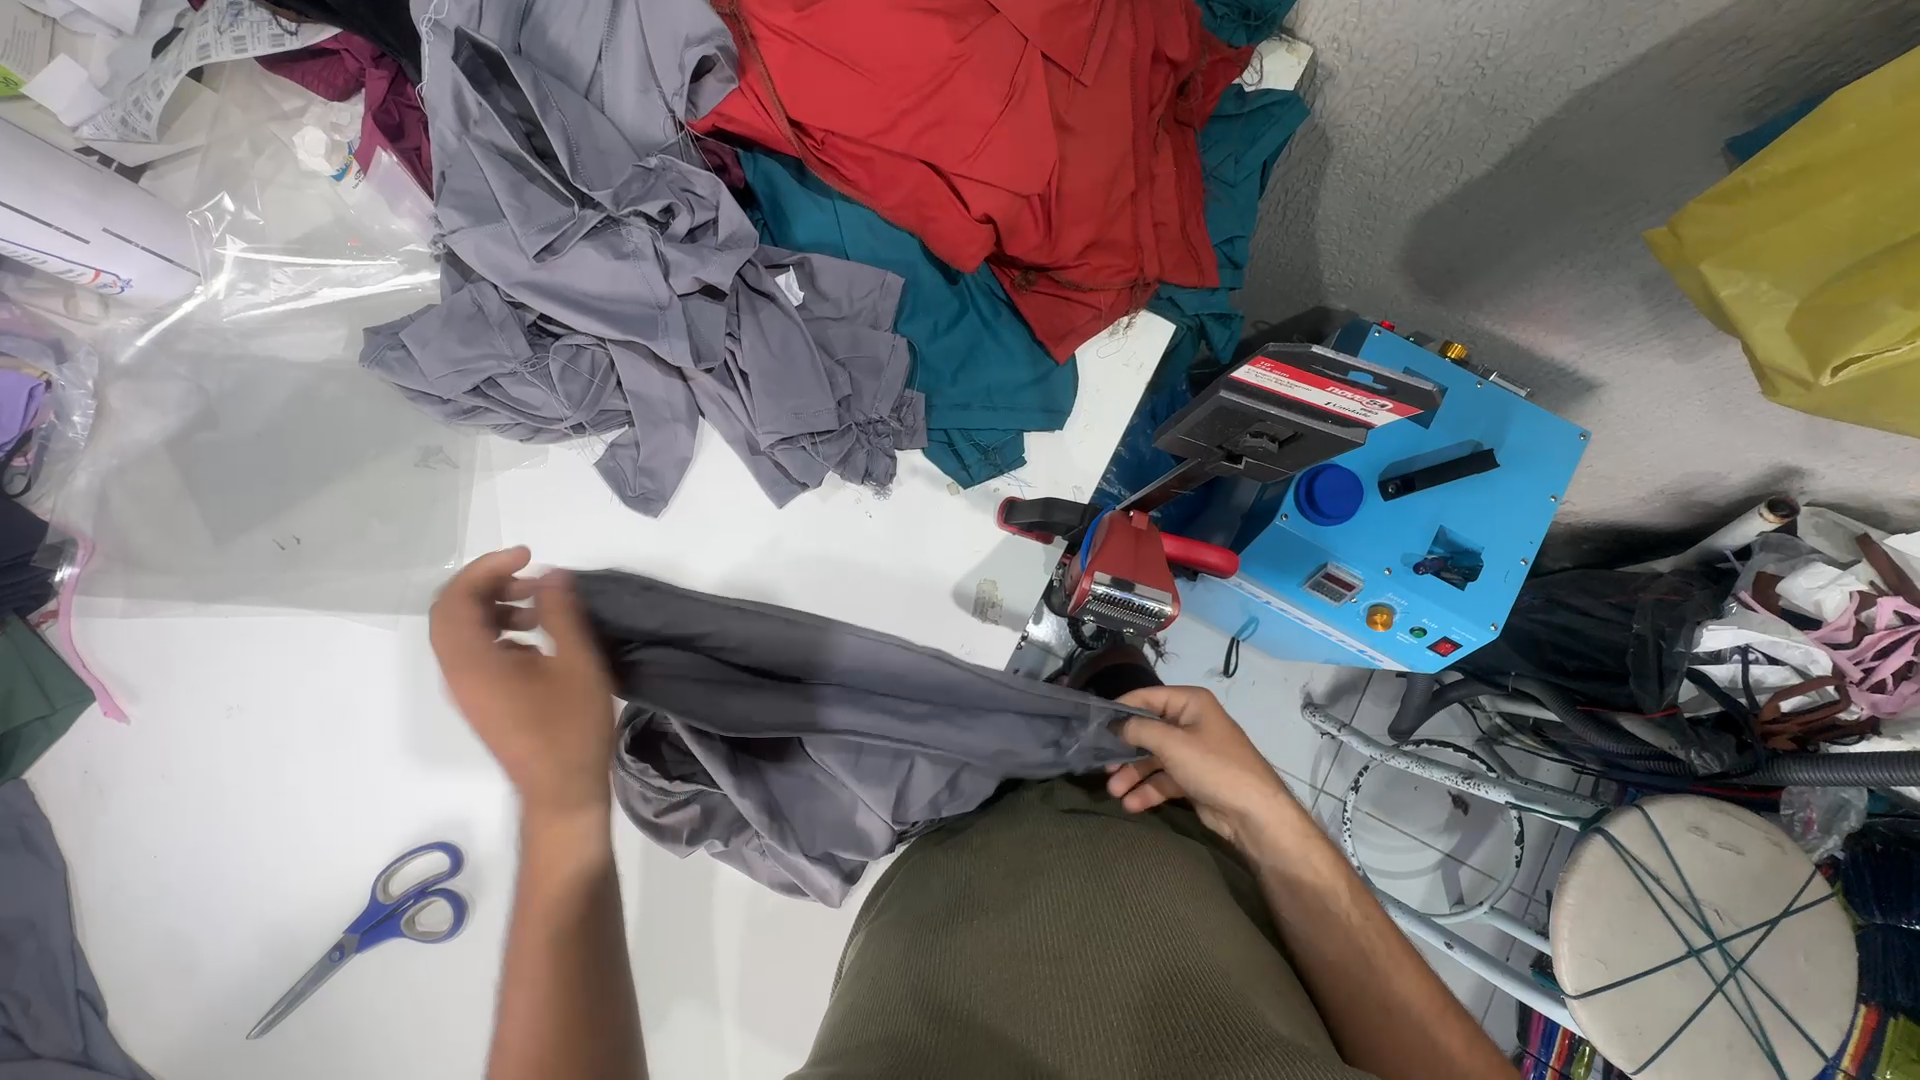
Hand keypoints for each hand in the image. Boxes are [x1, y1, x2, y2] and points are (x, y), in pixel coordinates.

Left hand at [429, 547, 617, 821]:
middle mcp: (458, 674)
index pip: (455, 600)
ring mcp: (468, 690)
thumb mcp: (576, 663)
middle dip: (490, 585)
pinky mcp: (483, 701)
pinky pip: (476, 653)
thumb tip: (549, 575)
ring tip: (540, 608)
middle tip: (533, 579)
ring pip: (463, 633)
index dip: (486, 569)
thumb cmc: (571, 727)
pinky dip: (500, 632)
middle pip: (452, 613)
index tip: (528, 556)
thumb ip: (560, 614)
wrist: (562, 790)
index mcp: (472, 662)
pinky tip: (539, 640)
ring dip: (495, 608)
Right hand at [1105, 685, 1297, 849]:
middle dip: (1124, 751)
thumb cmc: (1213, 766)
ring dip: (1132, 775)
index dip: (1121, 709)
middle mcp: (1190, 723)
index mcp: (1191, 703)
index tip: (1096, 724)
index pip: (1147, 697)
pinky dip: (1147, 790)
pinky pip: (1163, 779)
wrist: (1254, 814)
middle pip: (1147, 731)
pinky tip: (1131, 804)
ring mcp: (1192, 753)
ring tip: (1114, 791)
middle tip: (1103, 766)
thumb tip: (1115, 725)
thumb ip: (1138, 730)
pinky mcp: (1192, 779)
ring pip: (1153, 759)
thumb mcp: (1172, 743)